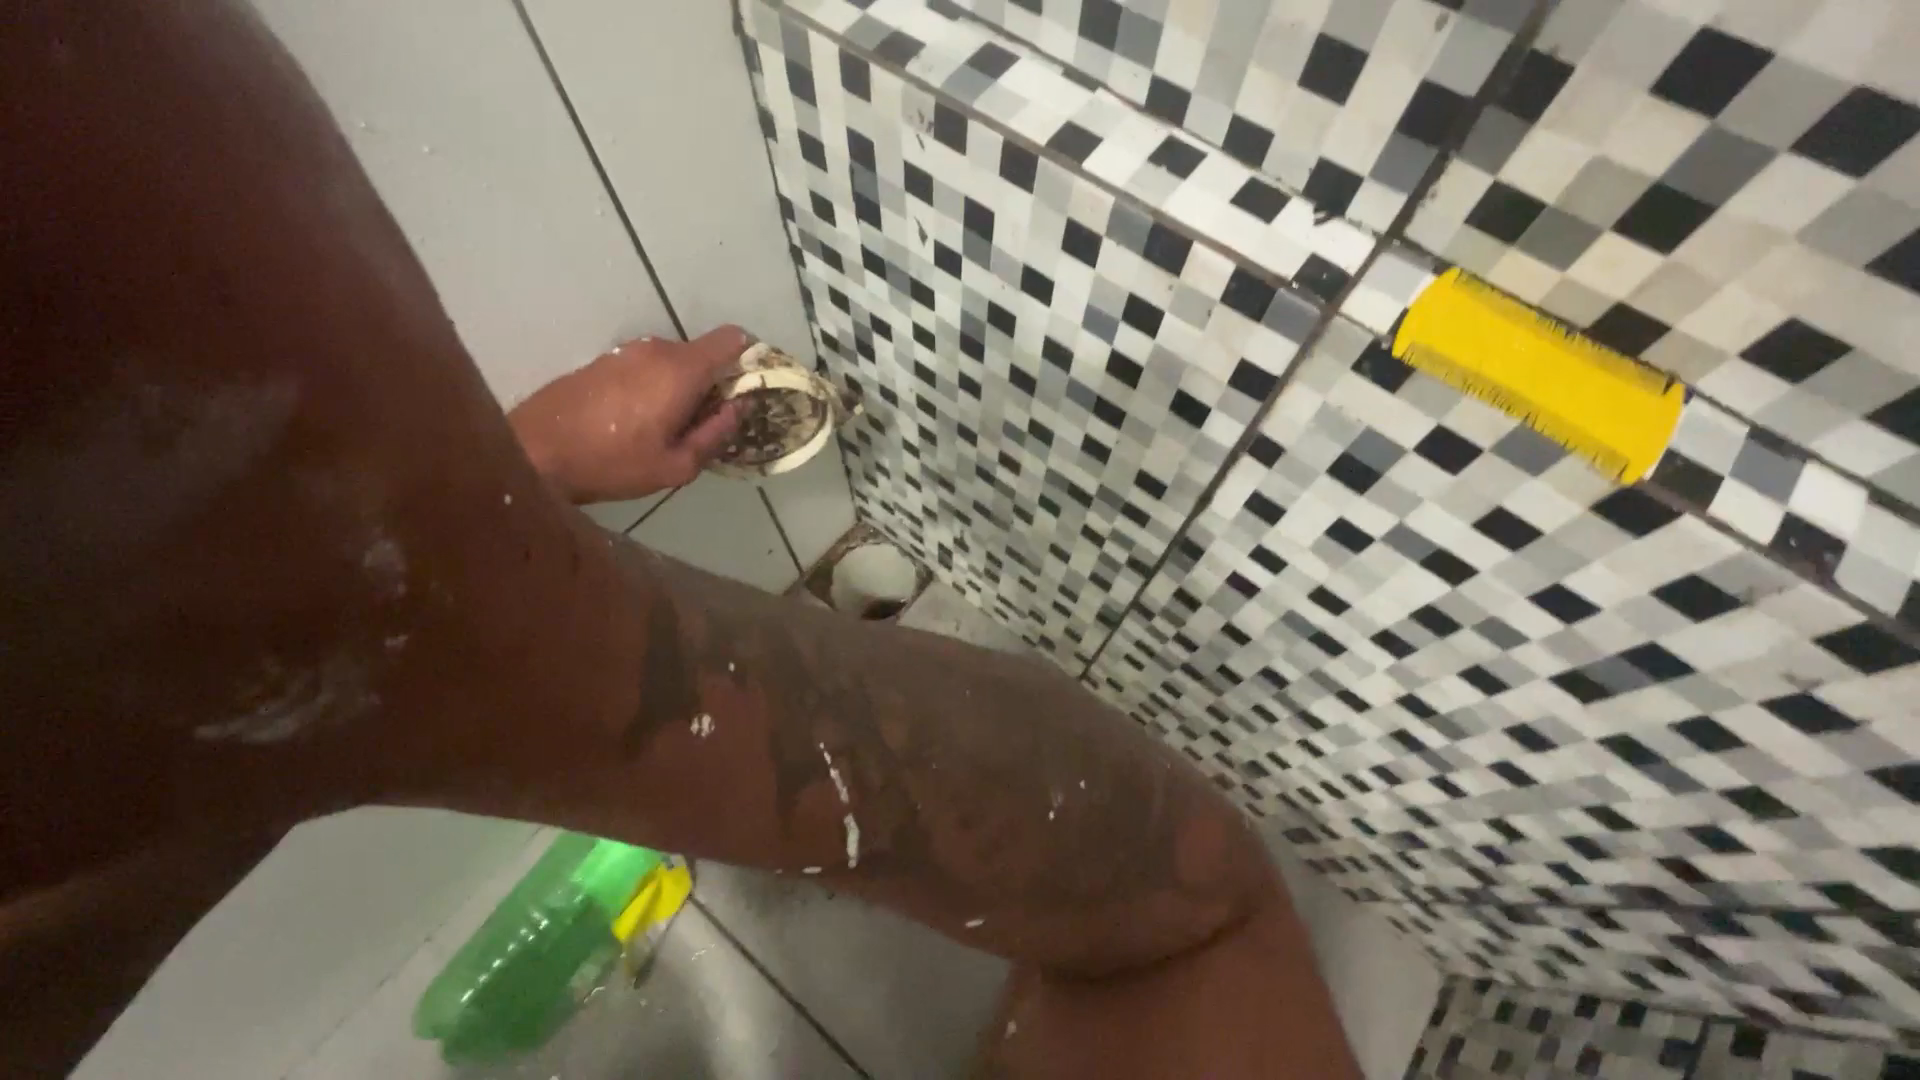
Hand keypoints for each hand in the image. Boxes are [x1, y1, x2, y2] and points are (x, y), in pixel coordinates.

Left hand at [509, 326, 746, 503]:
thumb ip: (716, 433)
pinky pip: (647, 367)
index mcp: (682, 370)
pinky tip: (639, 422)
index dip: (749, 359)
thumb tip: (738, 408)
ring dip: (682, 388)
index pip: (732, 339)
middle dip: (713, 384)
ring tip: (668, 428)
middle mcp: (657, 349)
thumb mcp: (677, 465)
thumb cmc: (613, 463)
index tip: (748, 390)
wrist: (534, 452)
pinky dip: (656, 387)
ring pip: (674, 363)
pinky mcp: (604, 361)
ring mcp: (627, 352)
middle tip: (706, 424)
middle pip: (704, 355)